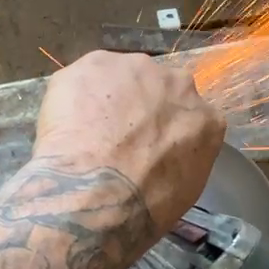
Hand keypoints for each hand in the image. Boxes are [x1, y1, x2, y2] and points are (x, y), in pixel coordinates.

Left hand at [33, 50, 223, 231]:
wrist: (99, 192)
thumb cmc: (144, 205)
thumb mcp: (183, 190)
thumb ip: (179, 159)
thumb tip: (161, 159)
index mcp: (205, 118)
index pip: (184, 117)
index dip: (159, 131)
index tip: (141, 146)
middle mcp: (177, 83)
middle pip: (154, 89)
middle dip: (134, 108)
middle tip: (110, 138)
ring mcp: (136, 68)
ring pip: (117, 79)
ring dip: (102, 100)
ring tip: (82, 135)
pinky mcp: (95, 63)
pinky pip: (80, 81)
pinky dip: (70, 101)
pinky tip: (62, 128)